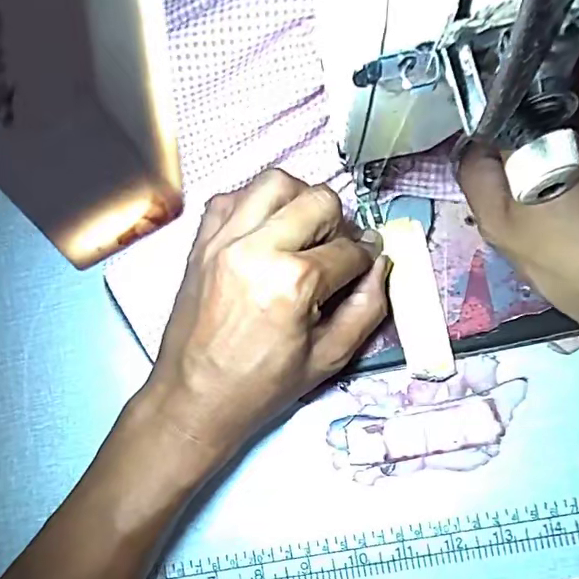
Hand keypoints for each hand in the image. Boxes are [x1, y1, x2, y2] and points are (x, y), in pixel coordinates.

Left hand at [137, 170, 389, 467]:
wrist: (197, 396)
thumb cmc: (264, 385)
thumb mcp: (330, 358)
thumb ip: (367, 308)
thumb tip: (381, 266)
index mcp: (293, 282)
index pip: (349, 249)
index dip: (367, 258)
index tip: (367, 266)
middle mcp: (257, 248)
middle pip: (319, 199)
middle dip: (339, 224)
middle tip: (337, 251)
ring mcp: (224, 238)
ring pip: (277, 182)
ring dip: (301, 201)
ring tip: (305, 233)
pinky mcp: (201, 239)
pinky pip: (235, 194)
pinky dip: (259, 204)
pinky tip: (268, 232)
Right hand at [458, 12, 578, 381]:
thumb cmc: (576, 258)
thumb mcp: (503, 229)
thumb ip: (477, 173)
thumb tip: (476, 134)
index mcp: (543, 108)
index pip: (510, 58)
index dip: (499, 64)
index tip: (494, 81)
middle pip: (563, 23)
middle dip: (544, 38)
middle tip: (535, 62)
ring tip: (578, 47)